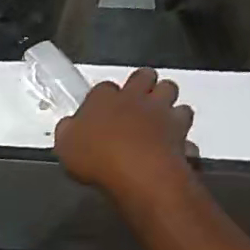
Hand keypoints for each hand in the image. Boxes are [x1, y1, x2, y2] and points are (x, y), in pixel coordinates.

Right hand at [53, 68, 197, 201]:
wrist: (138, 173)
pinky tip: (173, 145)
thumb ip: (68, 131)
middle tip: (134, 102)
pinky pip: (183, 125)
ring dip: (165, 101)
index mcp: (104, 98)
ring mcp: (162, 111)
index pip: (104, 87)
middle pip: (144, 75)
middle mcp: (135, 97)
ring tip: (156, 118)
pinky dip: (180, 133)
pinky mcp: (182, 130)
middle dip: (141, 84)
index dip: (103, 97)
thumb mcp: (65, 146)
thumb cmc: (95, 158)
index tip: (99, 110)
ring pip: (170, 91)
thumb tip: (70, 125)